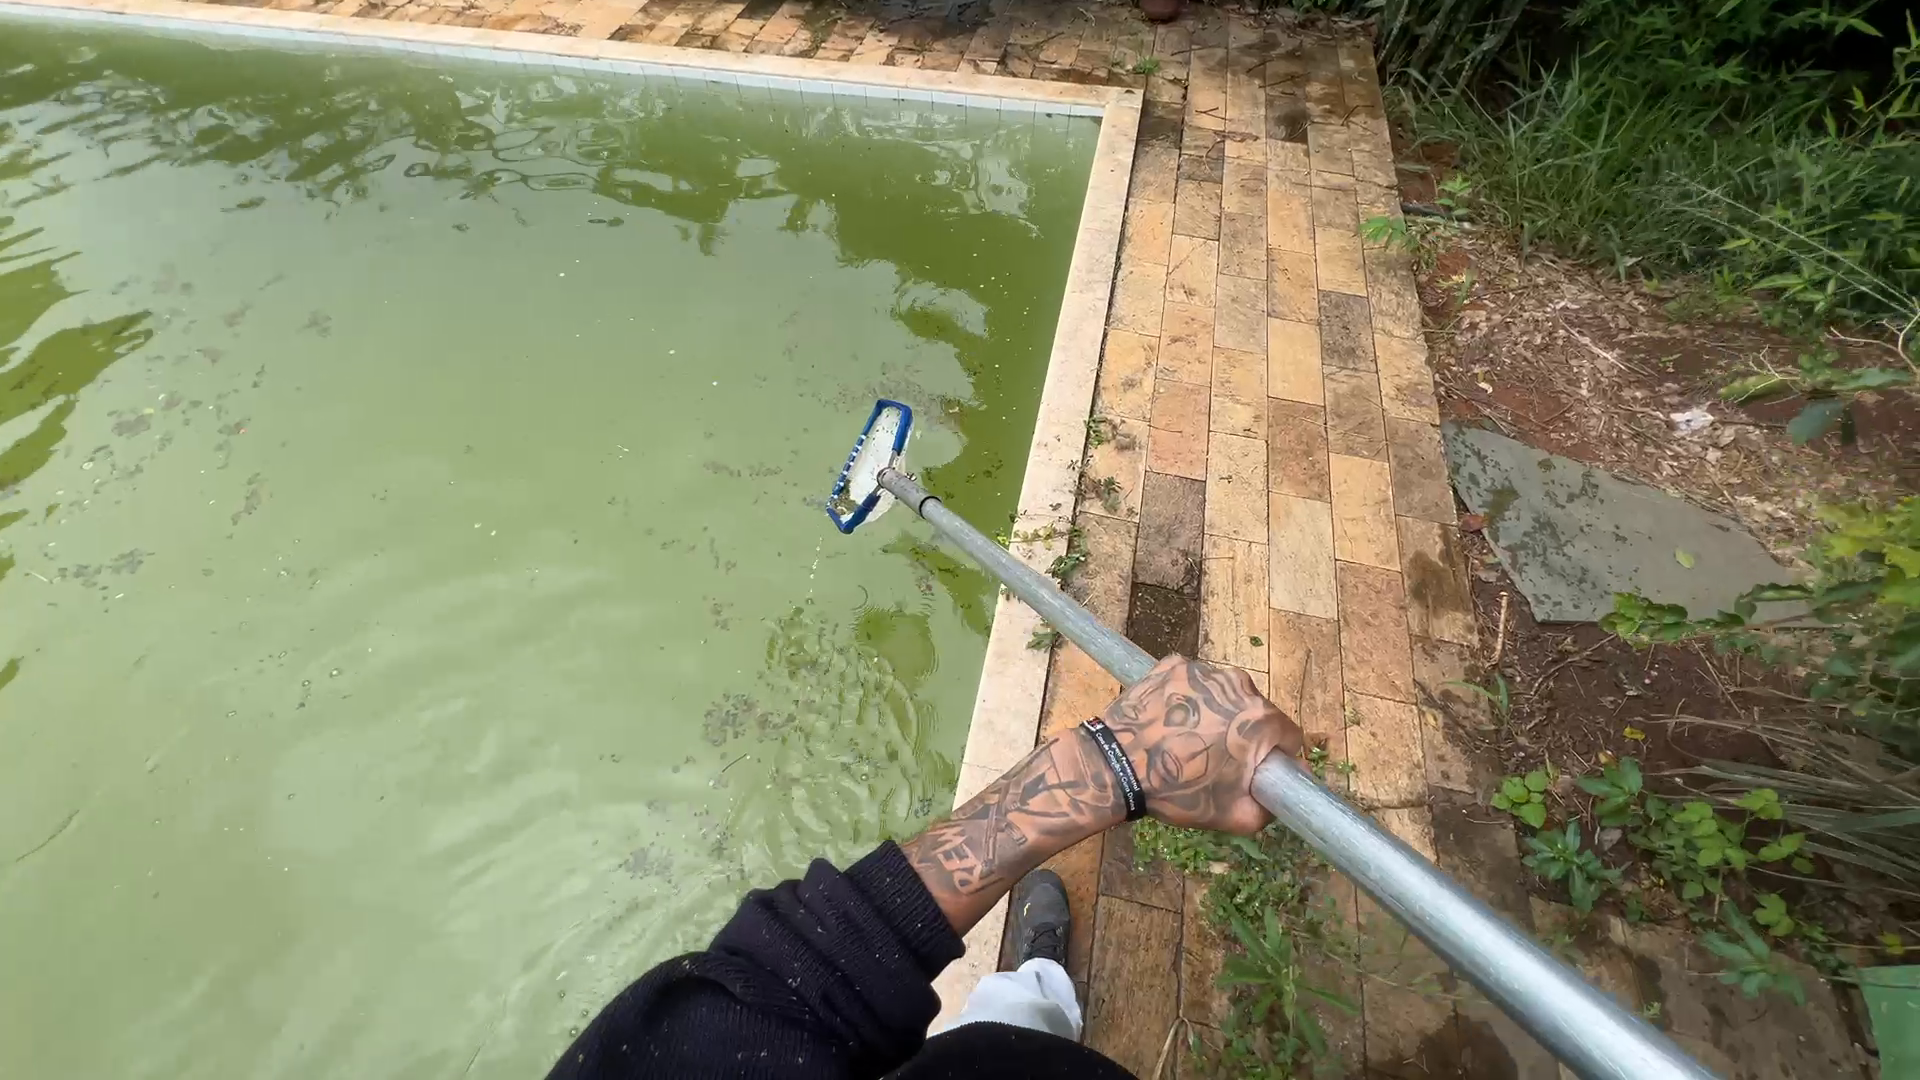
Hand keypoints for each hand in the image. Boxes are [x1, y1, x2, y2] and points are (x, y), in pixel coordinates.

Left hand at [1101, 656, 1302, 834]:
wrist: (1117, 764)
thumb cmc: (1179, 790)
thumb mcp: (1237, 816)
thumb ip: (1271, 807)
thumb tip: (1284, 795)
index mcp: (1259, 718)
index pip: (1287, 735)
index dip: (1277, 756)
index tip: (1258, 769)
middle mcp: (1236, 684)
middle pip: (1256, 711)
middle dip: (1245, 733)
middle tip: (1220, 757)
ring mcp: (1201, 670)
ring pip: (1224, 695)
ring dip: (1216, 713)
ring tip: (1190, 738)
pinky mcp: (1171, 664)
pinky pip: (1192, 683)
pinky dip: (1188, 698)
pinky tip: (1171, 720)